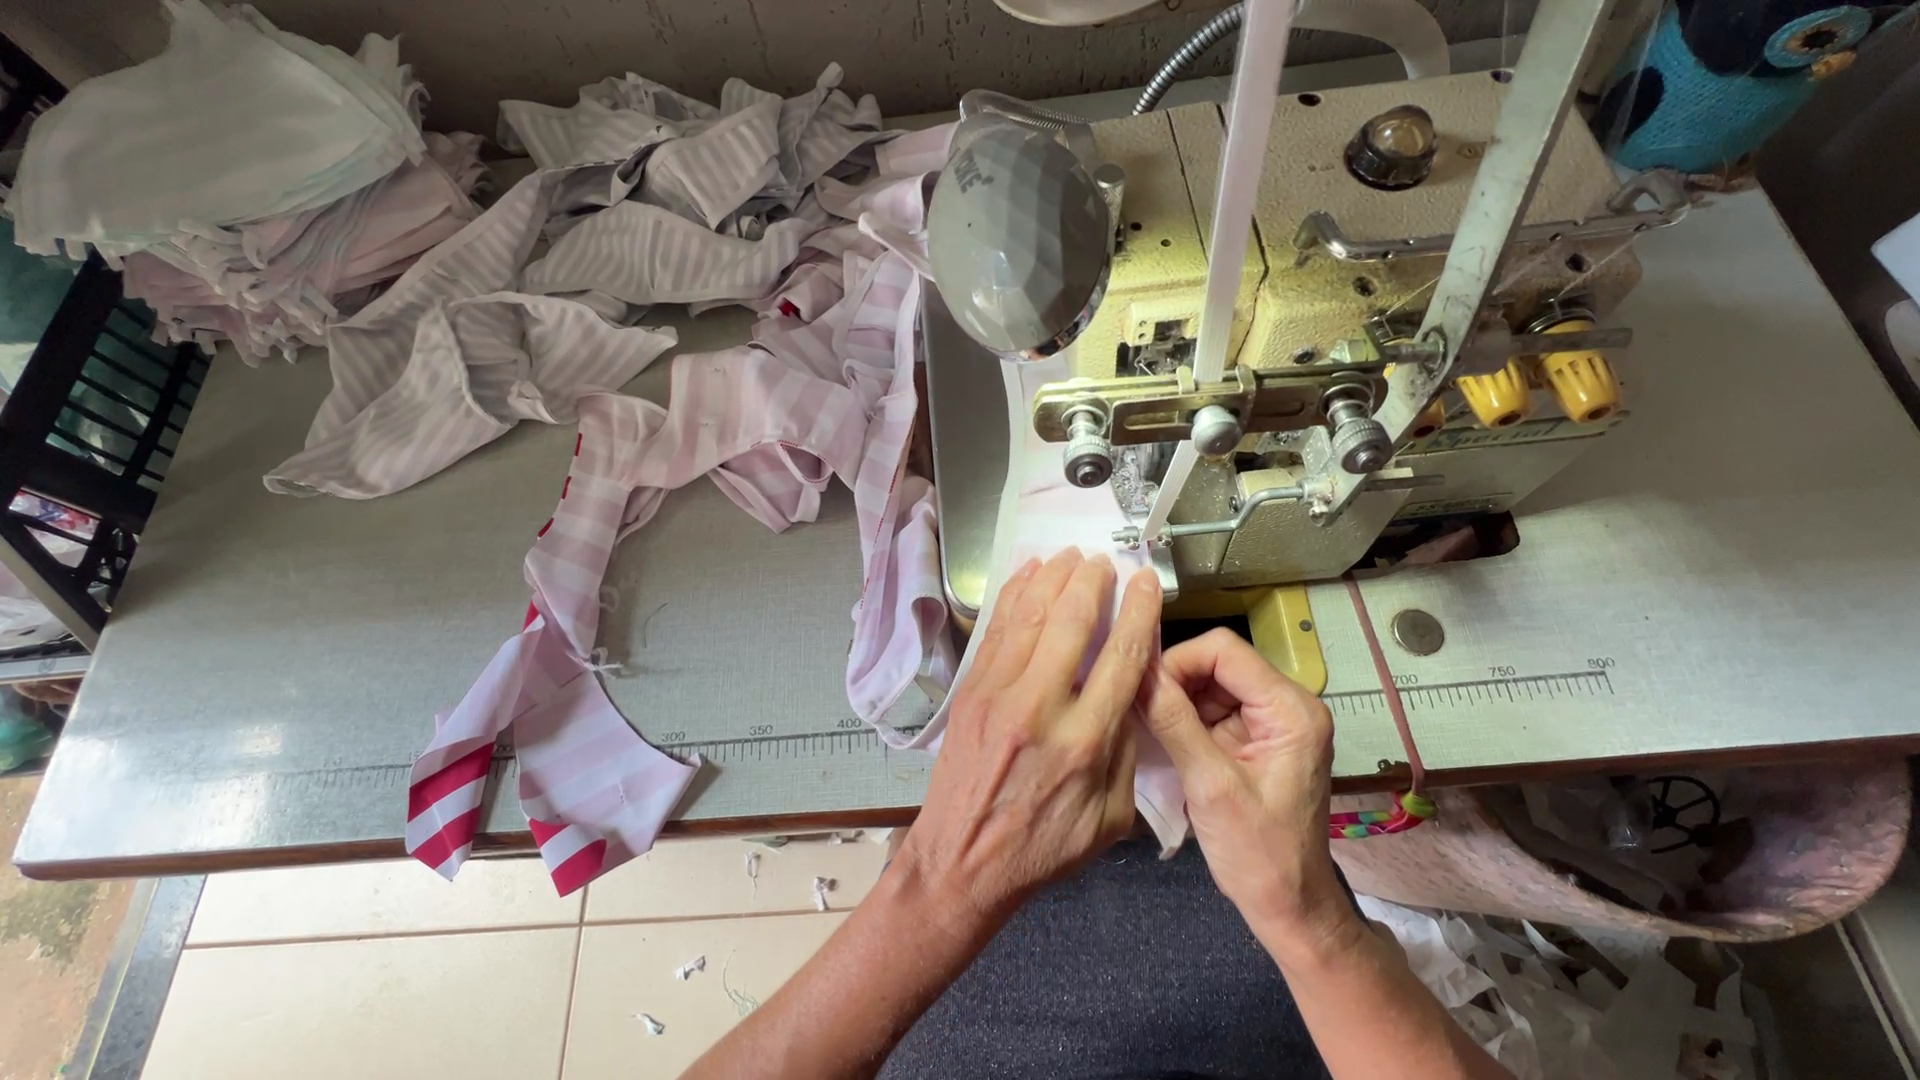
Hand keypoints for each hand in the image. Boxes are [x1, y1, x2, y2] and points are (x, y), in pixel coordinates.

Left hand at [898, 549, 1161, 930]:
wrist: (961, 861)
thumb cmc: (1043, 847)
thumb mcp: (1110, 817)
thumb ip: (1126, 749)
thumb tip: (1132, 690)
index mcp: (1085, 741)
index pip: (1122, 657)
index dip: (1139, 611)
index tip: (1146, 581)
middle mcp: (1040, 706)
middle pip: (1073, 621)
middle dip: (1093, 581)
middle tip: (1104, 561)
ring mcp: (997, 693)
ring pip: (1031, 615)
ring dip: (1053, 576)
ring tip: (1071, 556)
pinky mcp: (970, 691)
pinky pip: (997, 629)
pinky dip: (1015, 594)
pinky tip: (1029, 574)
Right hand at [1137, 628, 1361, 962]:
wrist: (1289, 905)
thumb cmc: (1258, 853)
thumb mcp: (1210, 786)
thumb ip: (1174, 722)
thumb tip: (1135, 673)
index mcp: (1291, 710)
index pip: (1224, 651)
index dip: (1176, 661)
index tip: (1141, 690)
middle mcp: (1287, 705)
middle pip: (1216, 664)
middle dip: (1174, 683)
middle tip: (1137, 711)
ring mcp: (1271, 722)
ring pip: (1209, 684)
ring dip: (1175, 702)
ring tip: (1146, 727)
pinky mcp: (1254, 740)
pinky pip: (1211, 710)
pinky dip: (1183, 720)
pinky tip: (1162, 740)